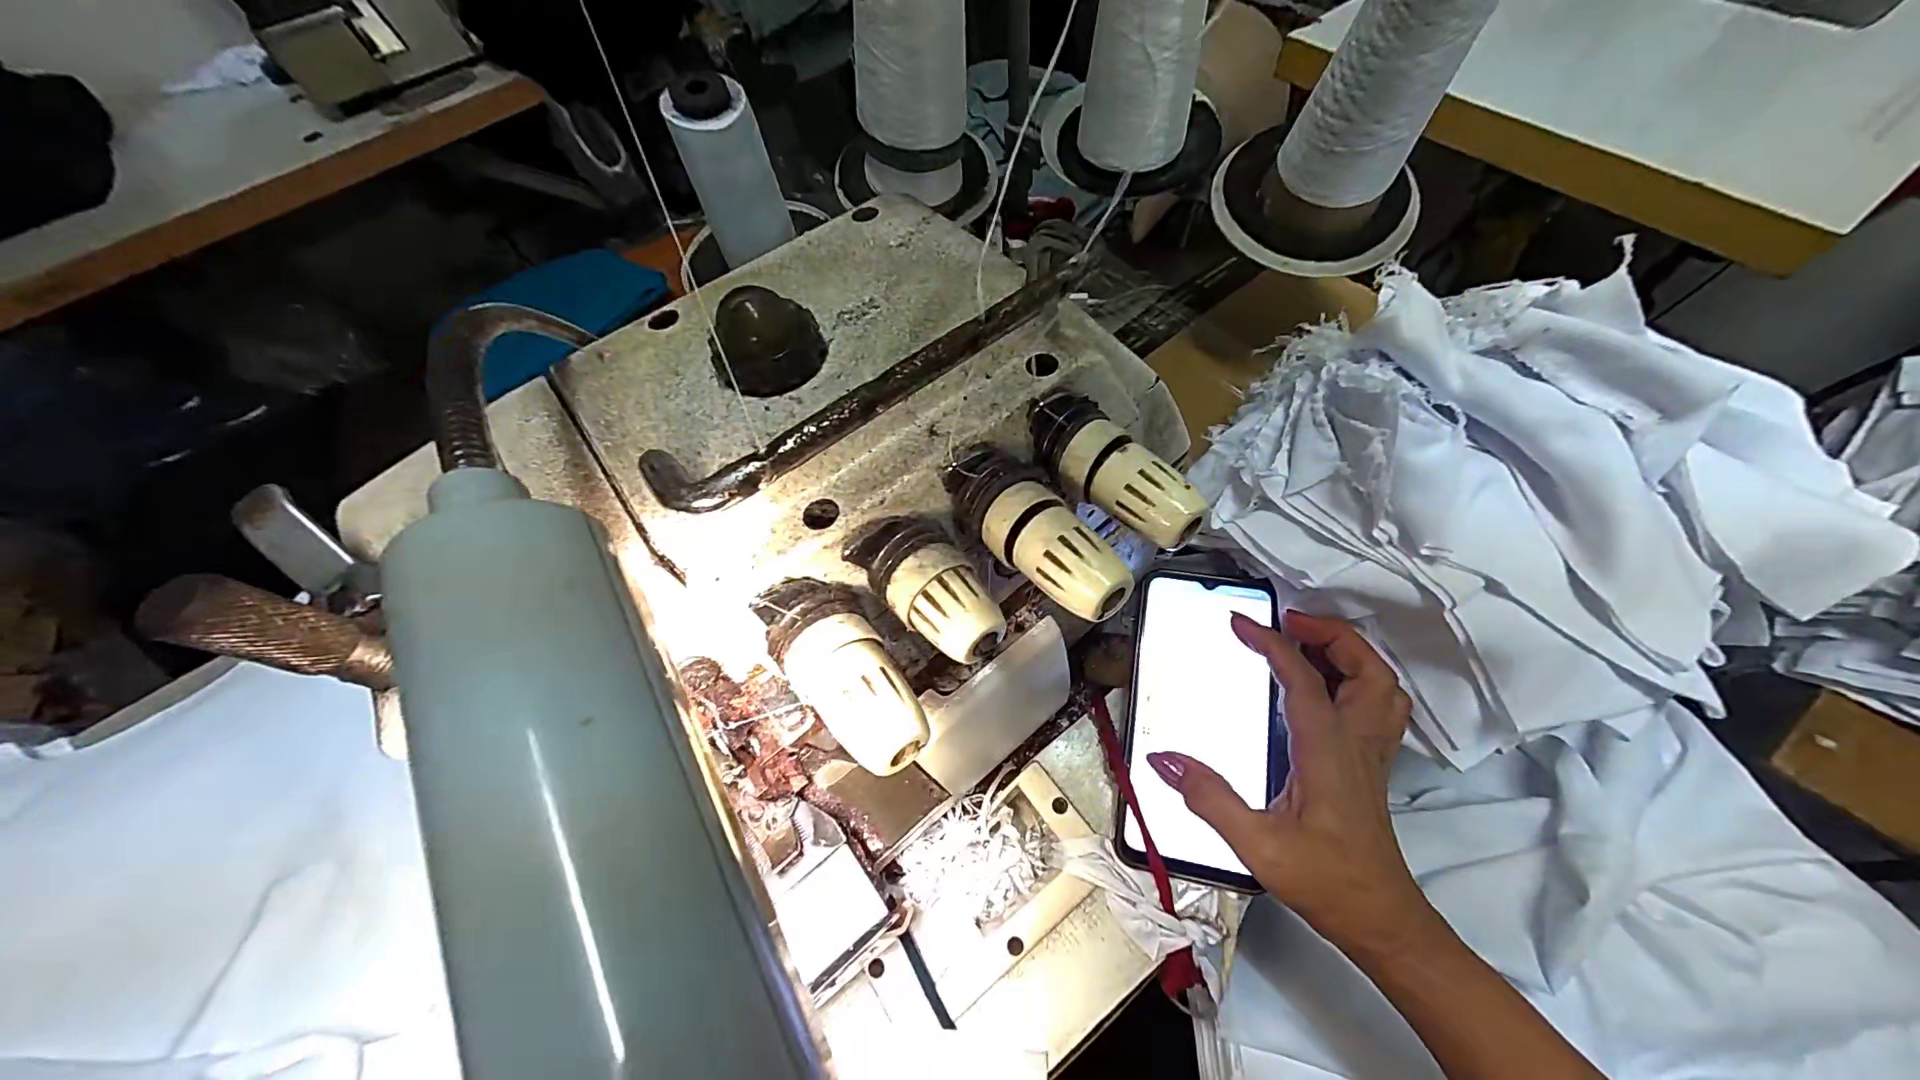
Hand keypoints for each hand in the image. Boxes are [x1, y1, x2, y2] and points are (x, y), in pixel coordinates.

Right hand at [1145, 610, 1437, 950]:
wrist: (1381, 918)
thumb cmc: (1325, 880)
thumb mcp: (1257, 843)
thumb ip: (1208, 797)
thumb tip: (1163, 758)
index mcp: (1328, 750)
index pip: (1304, 678)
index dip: (1272, 643)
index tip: (1240, 622)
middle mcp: (1357, 742)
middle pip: (1365, 667)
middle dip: (1329, 634)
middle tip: (1287, 622)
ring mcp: (1371, 752)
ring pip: (1383, 683)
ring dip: (1350, 653)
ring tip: (1308, 643)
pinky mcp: (1372, 764)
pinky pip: (1380, 704)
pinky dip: (1359, 678)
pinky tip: (1328, 687)